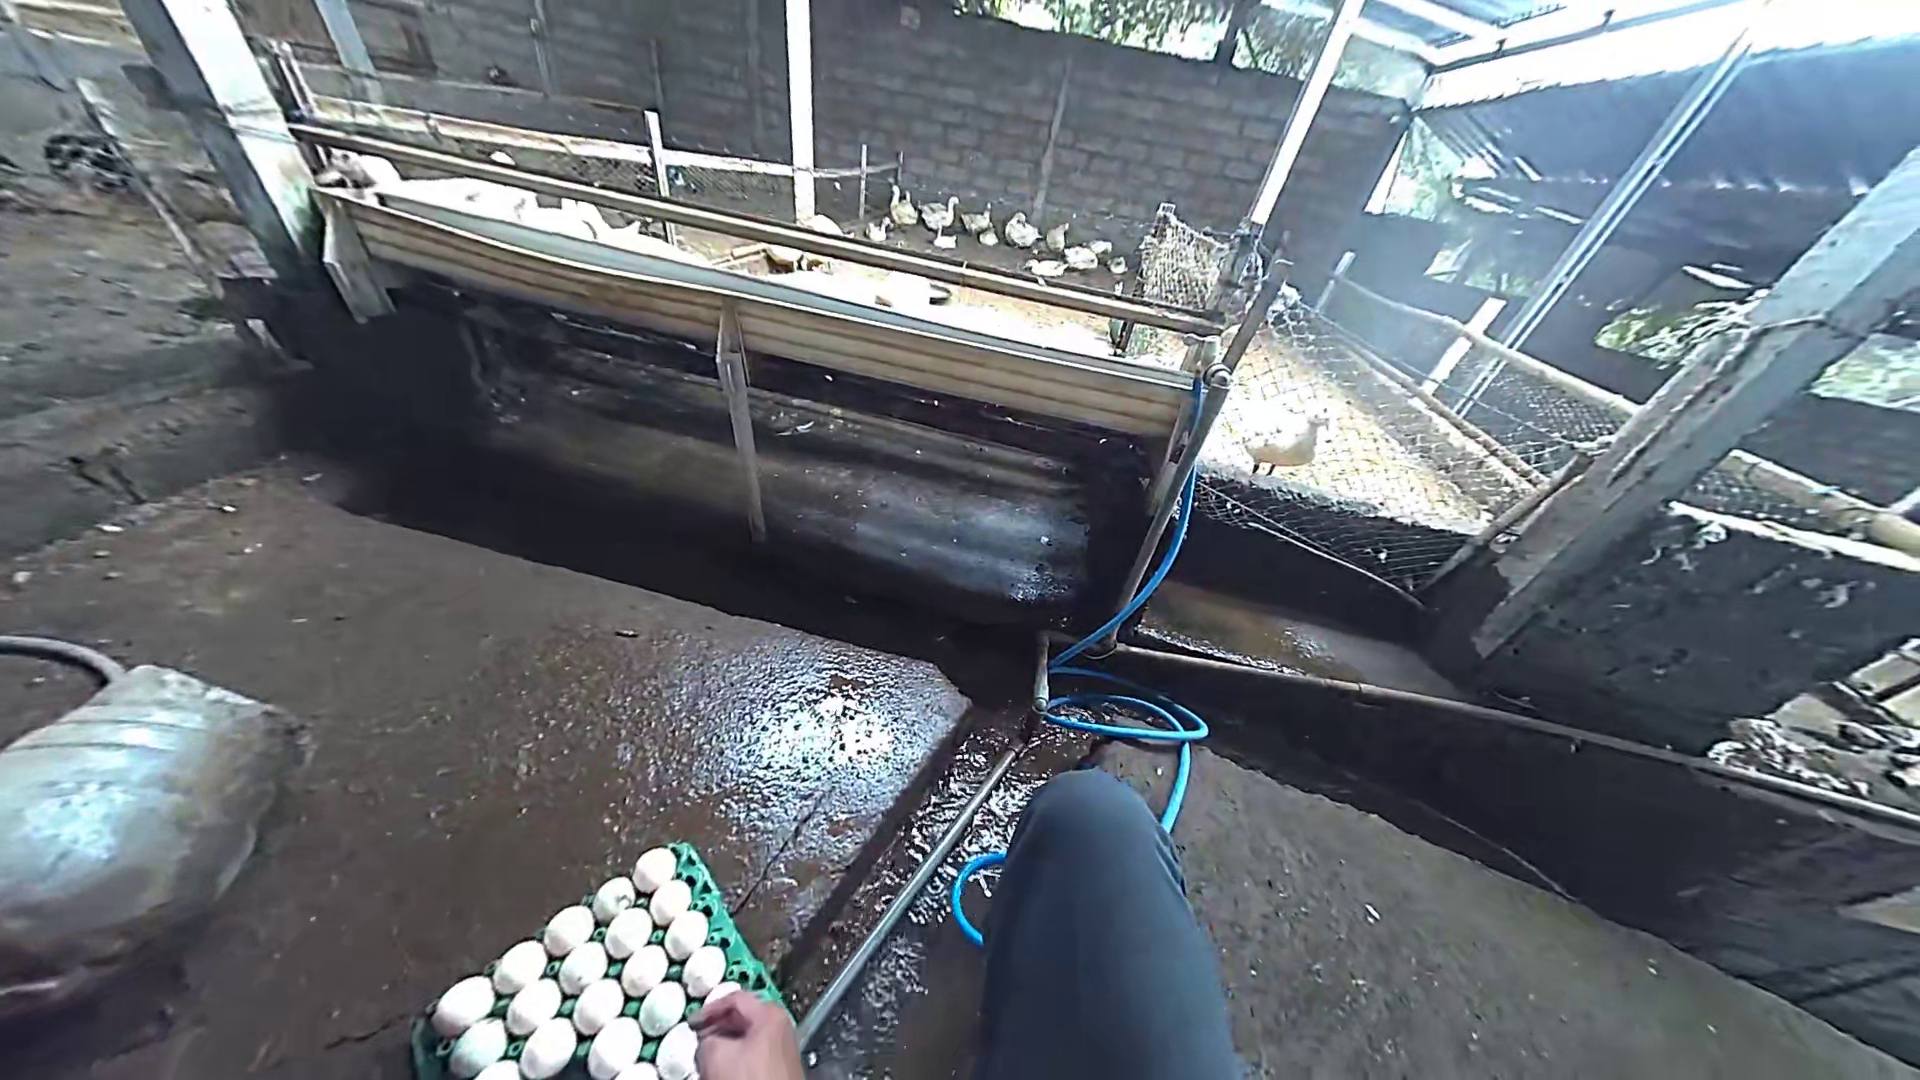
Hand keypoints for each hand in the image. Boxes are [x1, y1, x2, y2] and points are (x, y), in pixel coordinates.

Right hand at [692, 992, 803, 1079]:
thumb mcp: (718, 1057)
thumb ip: (707, 1041)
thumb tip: (706, 1042)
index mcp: (770, 1014)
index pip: (737, 999)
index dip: (712, 1008)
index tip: (693, 1021)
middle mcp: (779, 1026)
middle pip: (743, 1018)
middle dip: (717, 1028)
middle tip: (697, 1039)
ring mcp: (780, 1048)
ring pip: (746, 1040)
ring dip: (725, 1046)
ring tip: (705, 1060)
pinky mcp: (777, 1070)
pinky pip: (752, 1057)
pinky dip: (735, 1060)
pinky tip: (722, 1072)